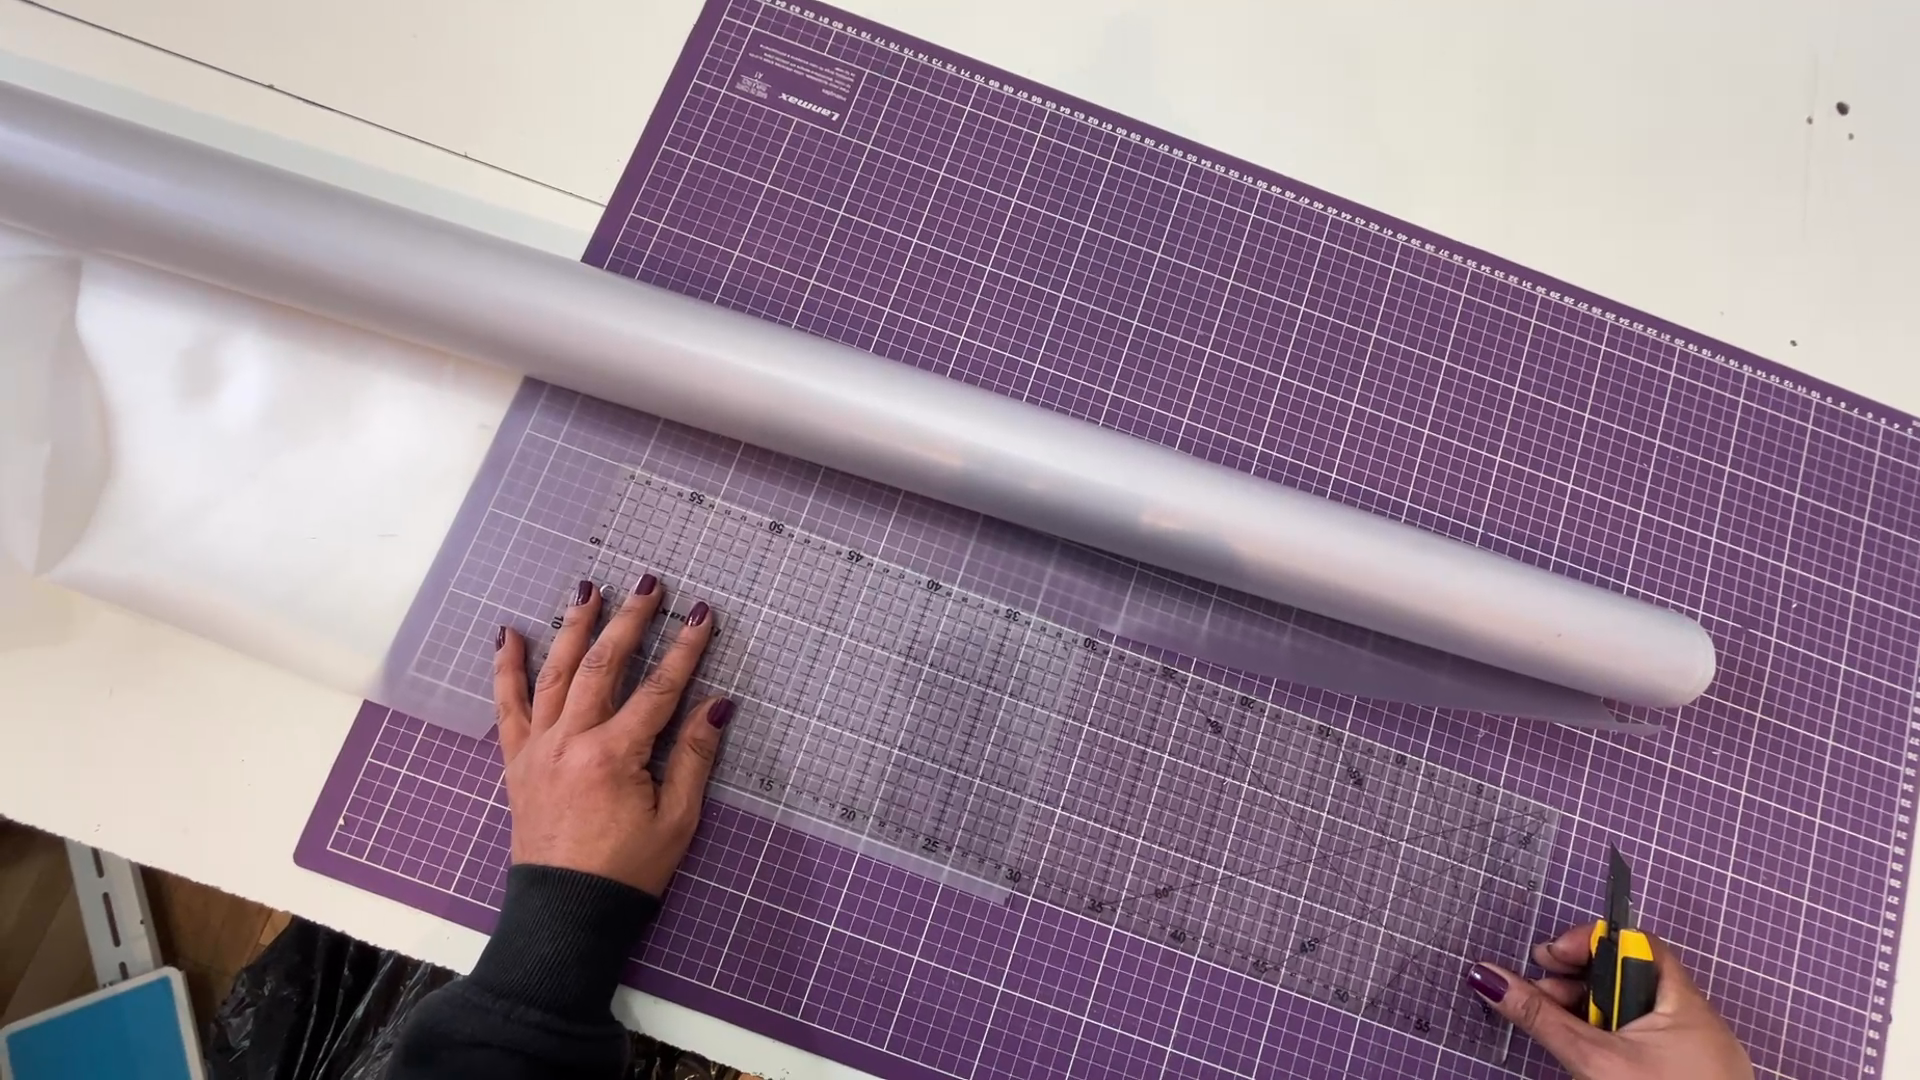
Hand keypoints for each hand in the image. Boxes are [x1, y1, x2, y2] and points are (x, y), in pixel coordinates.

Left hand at [492, 575, 730, 895]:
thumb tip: (718, 705)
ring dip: (574, 628)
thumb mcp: (677, 818)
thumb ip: (694, 756)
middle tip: (649, 584)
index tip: (703, 614)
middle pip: (603, 666)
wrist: (564, 918)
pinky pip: (508, 707)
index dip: (686, 649)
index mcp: (613, 756)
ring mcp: (537, 749)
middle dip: (629, 620)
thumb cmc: (629, 871)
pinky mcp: (518, 762)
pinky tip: (509, 635)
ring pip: (555, 674)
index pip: (659, 688)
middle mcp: (570, 742)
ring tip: (588, 589)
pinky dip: (507, 669)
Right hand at [1467, 923, 1752, 1079]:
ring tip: (1555, 1025)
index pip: (1638, 945)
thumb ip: (1538, 1014)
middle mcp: (1696, 1023)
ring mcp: (1695, 1052)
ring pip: (1631, 1008)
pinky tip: (1584, 1049)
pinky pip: (1642, 1035)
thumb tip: (1483, 974)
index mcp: (1686, 1008)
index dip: (1590, 941)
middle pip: (1628, 975)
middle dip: (1576, 977)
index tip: (1551, 959)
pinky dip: (1607, 1032)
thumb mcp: (1591, 1059)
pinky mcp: (1687, 1074)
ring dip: (1585, 1006)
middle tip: (1540, 991)